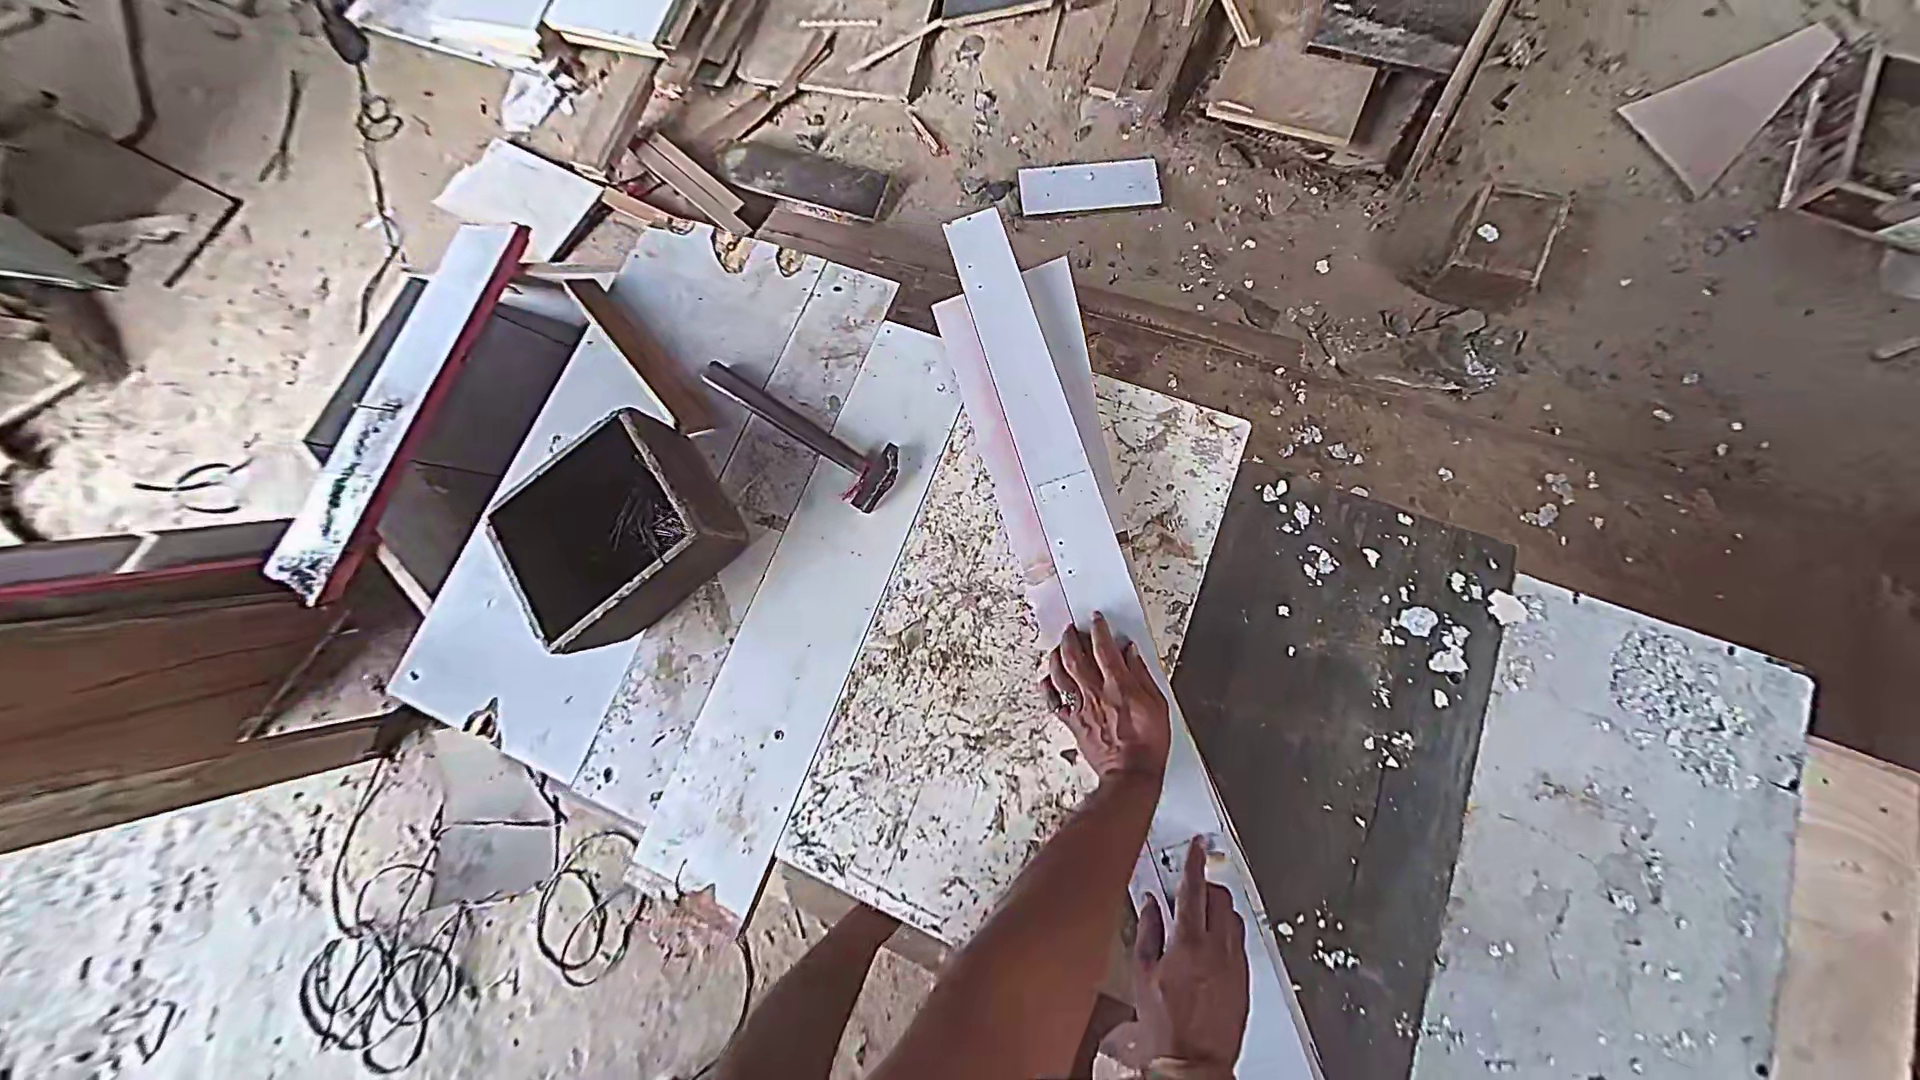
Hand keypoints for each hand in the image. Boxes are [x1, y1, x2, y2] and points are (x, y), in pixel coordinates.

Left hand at [1040, 613, 1171, 780]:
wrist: (1131, 773)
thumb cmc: (1148, 744)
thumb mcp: (1158, 704)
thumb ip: (1142, 675)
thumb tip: (1131, 653)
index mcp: (1118, 685)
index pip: (1103, 648)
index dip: (1098, 630)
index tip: (1096, 620)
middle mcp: (1095, 692)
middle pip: (1075, 656)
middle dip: (1071, 638)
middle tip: (1071, 629)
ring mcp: (1081, 707)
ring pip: (1059, 674)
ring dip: (1056, 657)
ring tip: (1058, 648)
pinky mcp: (1072, 722)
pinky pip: (1053, 701)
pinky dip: (1047, 687)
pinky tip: (1046, 680)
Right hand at [1133, 837, 1249, 1074]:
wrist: (1194, 1061)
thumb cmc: (1164, 1021)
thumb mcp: (1143, 972)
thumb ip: (1148, 928)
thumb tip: (1150, 901)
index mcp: (1188, 943)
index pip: (1193, 889)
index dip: (1194, 862)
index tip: (1197, 845)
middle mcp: (1217, 950)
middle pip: (1219, 897)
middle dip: (1205, 885)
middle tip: (1188, 887)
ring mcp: (1234, 965)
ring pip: (1233, 916)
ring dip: (1217, 907)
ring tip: (1198, 915)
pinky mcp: (1244, 979)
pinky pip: (1239, 941)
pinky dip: (1226, 931)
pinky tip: (1210, 942)